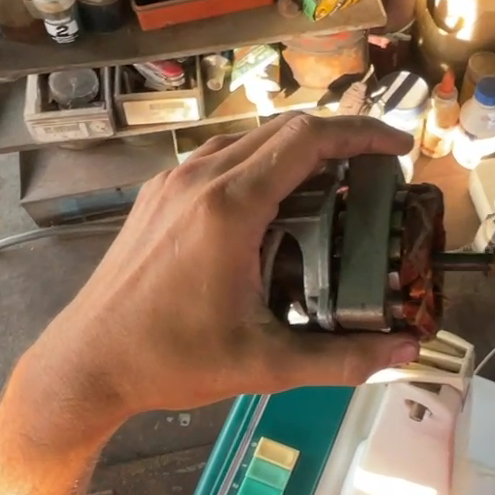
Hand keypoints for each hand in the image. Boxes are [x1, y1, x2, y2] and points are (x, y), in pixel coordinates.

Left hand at [26, 114, 421, 426]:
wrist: (88, 361)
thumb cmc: (172, 360)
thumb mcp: (265, 365)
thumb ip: (341, 358)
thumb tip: (405, 351)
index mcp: (230, 208)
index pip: (308, 140)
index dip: (361, 134)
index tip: (398, 149)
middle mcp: (200, 179)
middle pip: (283, 129)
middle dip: (338, 138)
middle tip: (375, 170)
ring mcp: (173, 182)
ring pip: (249, 139)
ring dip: (297, 149)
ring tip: (333, 182)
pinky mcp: (158, 195)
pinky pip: (220, 158)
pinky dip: (260, 163)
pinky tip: (274, 200)